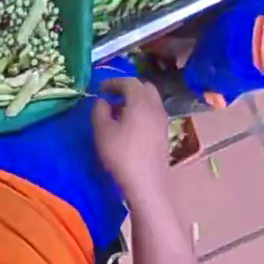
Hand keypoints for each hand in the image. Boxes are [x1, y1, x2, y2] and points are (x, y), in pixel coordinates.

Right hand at [92, 77, 173, 200]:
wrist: (146, 181)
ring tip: (118, 109)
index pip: (129, 82)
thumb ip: (99, 111)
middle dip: (128, 87)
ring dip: (135, 99)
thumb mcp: (102, 131)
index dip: (113, 82)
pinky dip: (141, 110)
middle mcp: (155, 107)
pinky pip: (153, 112)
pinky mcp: (164, 133)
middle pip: (145, 87)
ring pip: (150, 100)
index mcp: (140, 102)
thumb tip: (102, 101)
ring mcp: (162, 120)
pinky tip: (129, 123)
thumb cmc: (121, 154)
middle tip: (111, 95)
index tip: (100, 88)